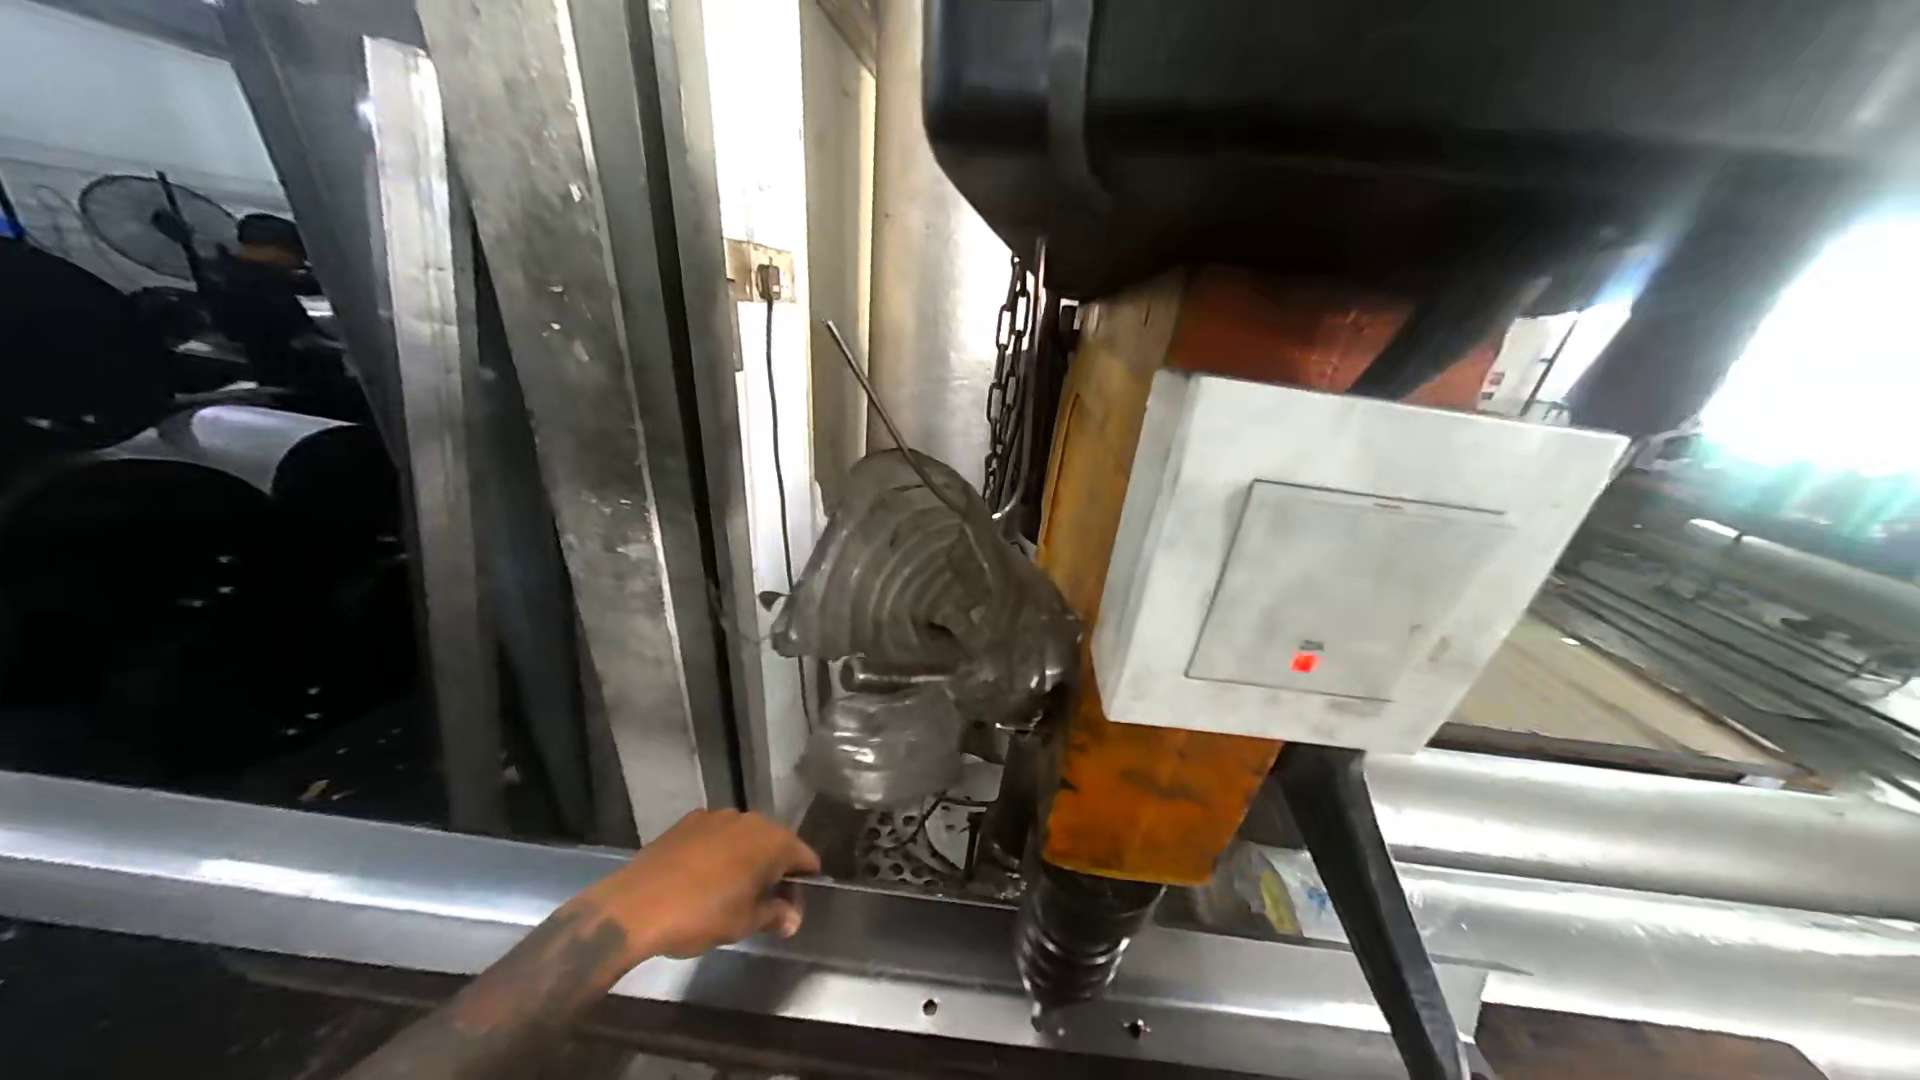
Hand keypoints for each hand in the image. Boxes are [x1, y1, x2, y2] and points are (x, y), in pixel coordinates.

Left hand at [577, 809, 820, 960]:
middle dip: (775, 870)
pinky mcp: (690, 820)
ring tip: (729, 890)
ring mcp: (719, 816)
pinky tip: (701, 876)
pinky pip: (717, 834)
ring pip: (746, 837)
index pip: (805, 858)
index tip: (790, 909)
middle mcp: (752, 820)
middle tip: (762, 903)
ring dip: (746, 858)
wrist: (636, 906)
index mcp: (773, 841)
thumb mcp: (744, 924)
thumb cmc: (700, 915)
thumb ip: (775, 915)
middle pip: (777, 843)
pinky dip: (718, 851)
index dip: (803, 884)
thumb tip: (792, 918)